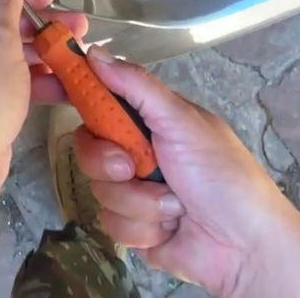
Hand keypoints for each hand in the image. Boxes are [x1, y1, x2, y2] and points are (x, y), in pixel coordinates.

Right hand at [72, 52, 299, 297]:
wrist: (249, 249)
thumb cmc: (223, 175)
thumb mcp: (182, 121)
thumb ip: (137, 85)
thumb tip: (93, 50)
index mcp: (147, 118)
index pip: (99, 96)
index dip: (73, 90)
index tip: (51, 85)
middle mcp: (135, 150)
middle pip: (87, 145)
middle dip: (107, 161)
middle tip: (132, 168)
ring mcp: (134, 190)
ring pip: (99, 188)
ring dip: (137, 201)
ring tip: (173, 207)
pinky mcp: (135, 227)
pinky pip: (112, 223)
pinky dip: (143, 228)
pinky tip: (171, 229)